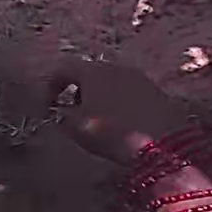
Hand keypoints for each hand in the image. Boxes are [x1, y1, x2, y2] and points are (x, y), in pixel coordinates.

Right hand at [49, 58, 187, 163]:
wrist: (164, 144)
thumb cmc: (112, 132)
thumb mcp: (76, 128)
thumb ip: (61, 117)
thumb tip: (58, 112)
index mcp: (93, 72)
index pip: (62, 68)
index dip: (50, 87)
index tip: (48, 108)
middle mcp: (116, 68)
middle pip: (88, 73)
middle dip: (75, 92)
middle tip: (71, 115)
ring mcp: (138, 78)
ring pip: (109, 82)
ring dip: (97, 98)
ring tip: (95, 122)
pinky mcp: (155, 92)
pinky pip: (127, 92)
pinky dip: (116, 103)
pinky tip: (119, 124)